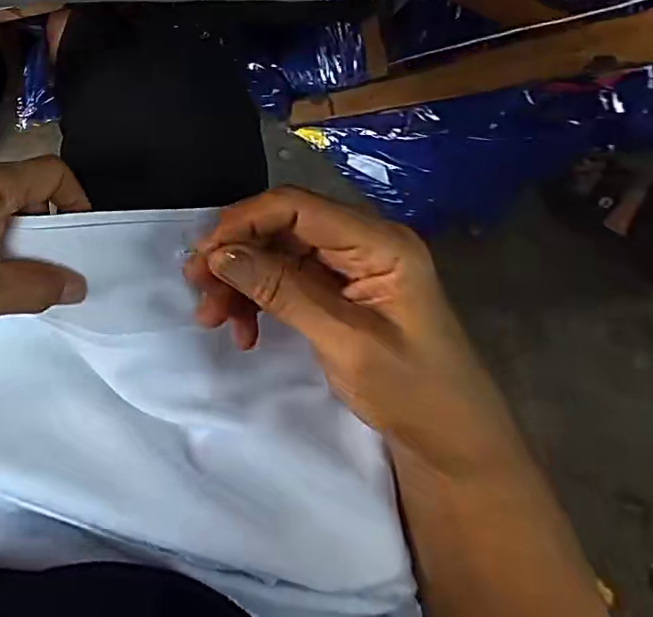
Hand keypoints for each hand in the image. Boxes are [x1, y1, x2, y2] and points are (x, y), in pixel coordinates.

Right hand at [184, 186, 509, 468]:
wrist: (455, 446)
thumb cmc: (415, 393)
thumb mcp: (346, 343)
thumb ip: (283, 291)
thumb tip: (222, 254)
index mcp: (379, 242)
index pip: (298, 206)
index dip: (245, 221)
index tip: (204, 253)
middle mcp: (363, 242)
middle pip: (282, 228)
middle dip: (237, 254)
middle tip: (197, 287)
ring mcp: (351, 266)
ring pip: (278, 254)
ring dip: (242, 281)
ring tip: (213, 318)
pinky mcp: (339, 290)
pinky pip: (286, 280)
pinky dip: (259, 300)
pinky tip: (244, 331)